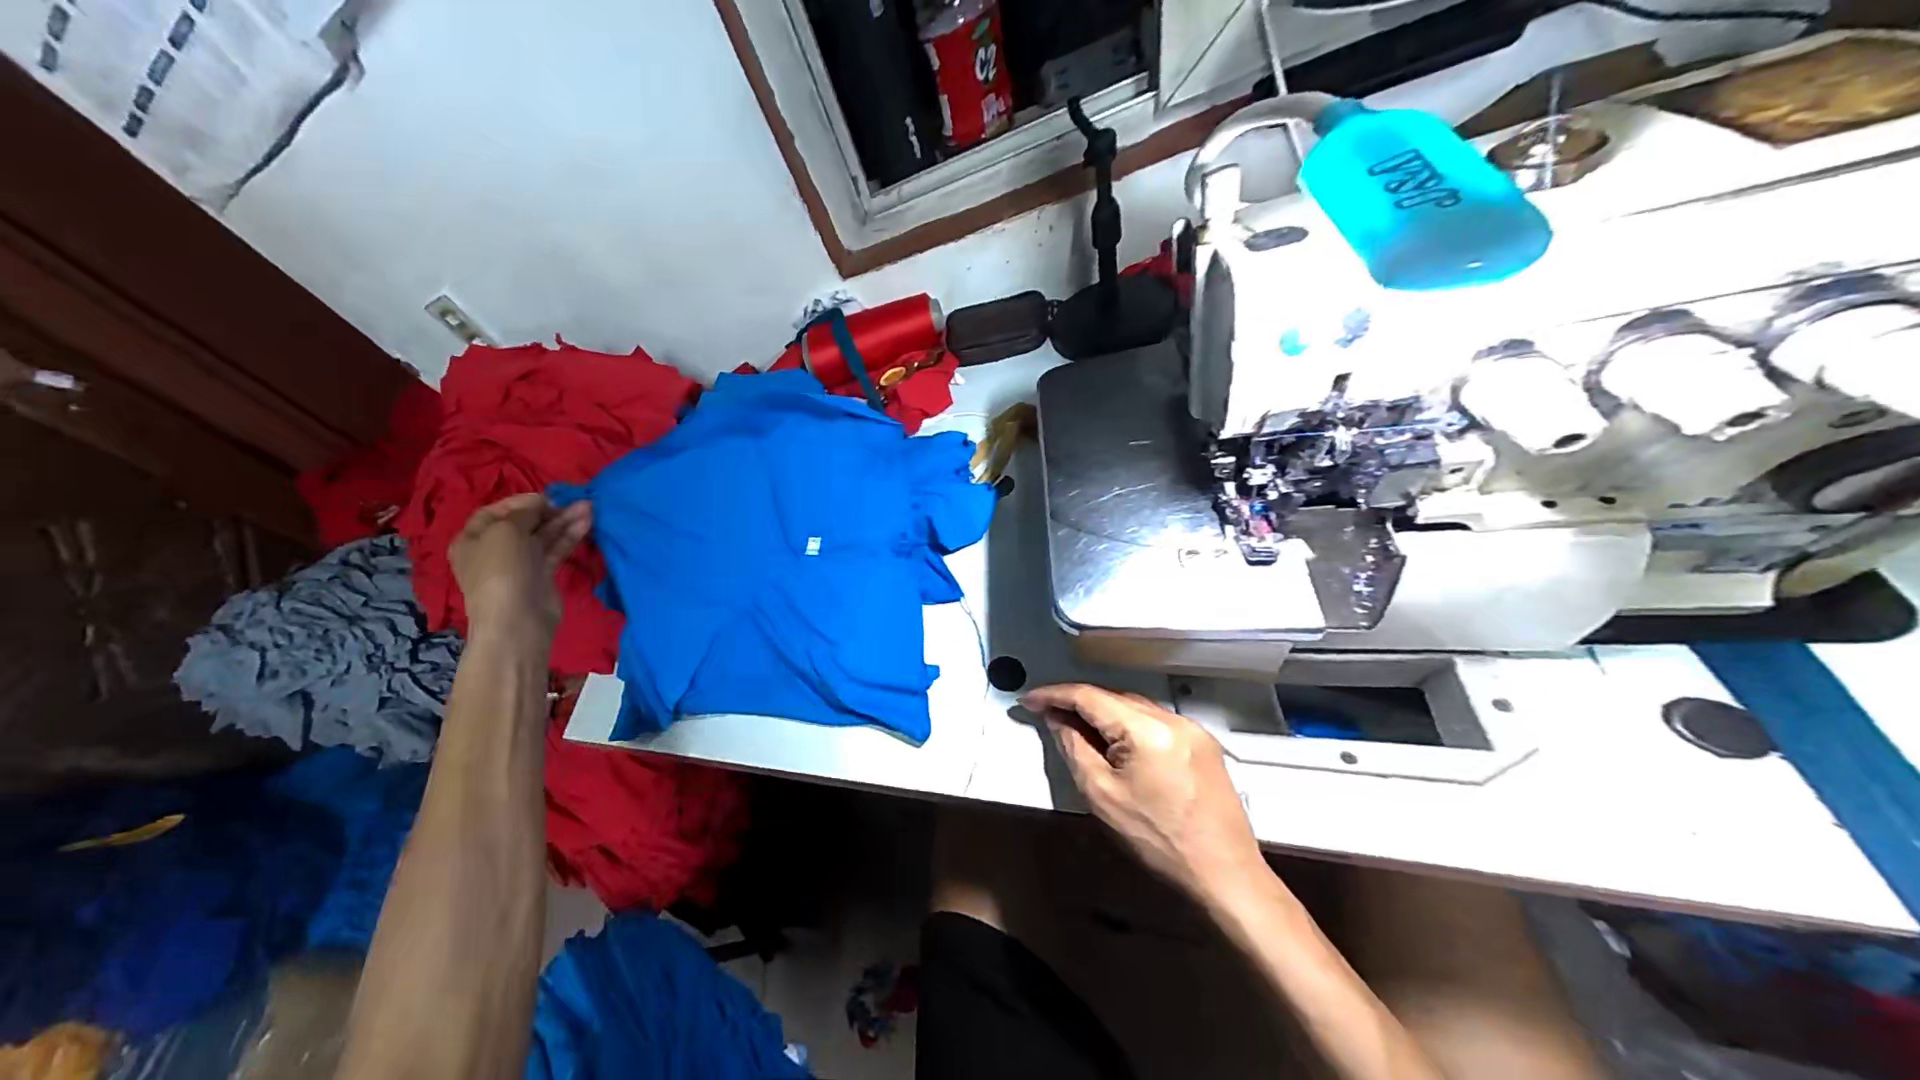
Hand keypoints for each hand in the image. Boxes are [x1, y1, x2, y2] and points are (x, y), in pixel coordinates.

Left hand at [448, 493, 591, 640]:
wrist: (517, 619)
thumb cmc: (501, 569)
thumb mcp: (506, 530)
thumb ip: (524, 511)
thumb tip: (539, 502)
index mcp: (472, 539)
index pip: (494, 512)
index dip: (519, 502)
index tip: (545, 497)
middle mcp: (495, 550)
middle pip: (524, 523)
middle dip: (548, 511)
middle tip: (573, 501)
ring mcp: (520, 563)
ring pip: (544, 536)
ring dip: (565, 521)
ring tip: (589, 508)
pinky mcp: (542, 575)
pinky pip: (556, 550)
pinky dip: (570, 536)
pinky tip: (586, 523)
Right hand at [1024, 683, 1265, 905]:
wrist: (1223, 873)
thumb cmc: (1160, 841)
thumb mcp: (1101, 795)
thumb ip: (1074, 748)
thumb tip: (1058, 720)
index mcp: (1147, 730)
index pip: (1090, 697)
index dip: (1054, 695)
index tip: (1031, 700)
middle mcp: (1173, 720)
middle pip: (1113, 697)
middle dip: (1078, 703)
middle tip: (1048, 715)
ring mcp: (1192, 730)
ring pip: (1134, 707)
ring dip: (1103, 713)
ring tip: (1076, 729)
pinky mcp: (1202, 744)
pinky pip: (1154, 721)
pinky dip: (1128, 725)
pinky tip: (1113, 742)